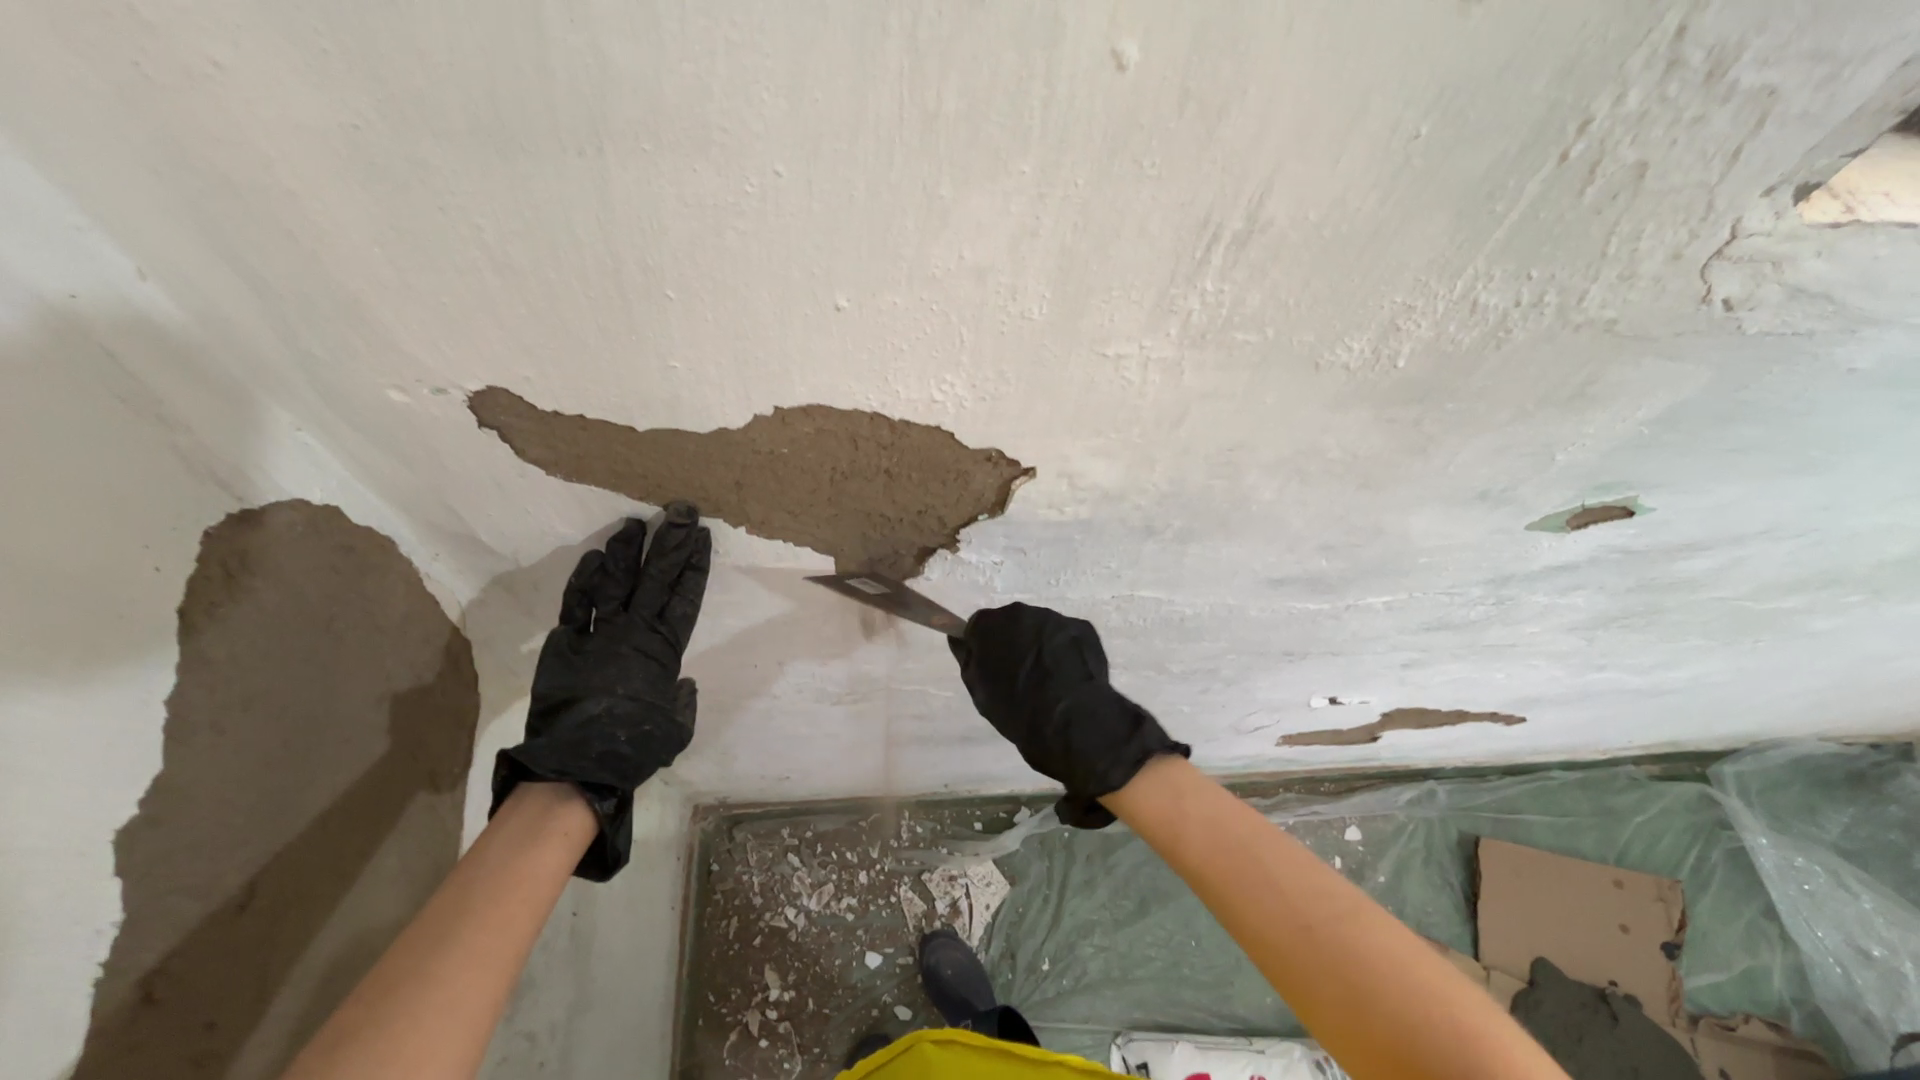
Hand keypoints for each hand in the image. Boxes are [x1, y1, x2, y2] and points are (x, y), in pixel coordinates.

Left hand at [491, 502, 710, 880]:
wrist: (578, 765)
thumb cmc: (635, 749)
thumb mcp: (676, 729)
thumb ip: (682, 702)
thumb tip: (683, 684)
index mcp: (664, 653)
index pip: (685, 599)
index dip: (695, 567)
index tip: (703, 537)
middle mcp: (634, 634)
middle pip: (656, 580)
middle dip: (670, 543)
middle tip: (680, 511)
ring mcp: (598, 635)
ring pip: (616, 582)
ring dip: (628, 551)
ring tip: (636, 522)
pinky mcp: (565, 644)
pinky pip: (576, 604)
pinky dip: (585, 579)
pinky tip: (596, 556)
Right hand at [948, 603, 1187, 827]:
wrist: (1069, 721)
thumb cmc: (1015, 709)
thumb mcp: (978, 690)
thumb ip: (968, 659)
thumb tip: (961, 639)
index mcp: (989, 624)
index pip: (978, 627)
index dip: (984, 647)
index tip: (991, 667)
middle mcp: (1021, 612)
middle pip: (1011, 624)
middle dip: (1013, 643)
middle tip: (1019, 677)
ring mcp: (1055, 618)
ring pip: (1041, 630)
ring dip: (1041, 647)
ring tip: (1049, 682)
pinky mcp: (1083, 628)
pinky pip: (1068, 638)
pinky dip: (1066, 653)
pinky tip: (1069, 679)